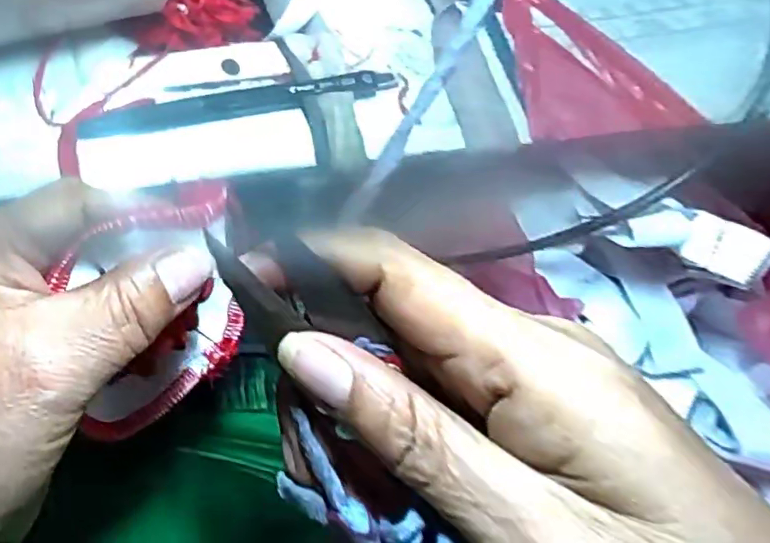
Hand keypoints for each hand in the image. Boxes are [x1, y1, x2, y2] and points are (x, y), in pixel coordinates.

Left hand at [0, 179, 214, 542]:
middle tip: (216, 277)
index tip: (206, 230)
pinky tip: (168, 344)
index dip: (139, 209)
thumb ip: (126, 305)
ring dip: (146, 296)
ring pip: (95, 278)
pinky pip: (90, 316)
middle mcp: (3, 258)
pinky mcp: (34, 340)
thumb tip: (195, 258)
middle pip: (88, 237)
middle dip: (150, 256)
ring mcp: (17, 301)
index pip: (75, 201)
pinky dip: (130, 327)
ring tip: (205, 312)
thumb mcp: (57, 358)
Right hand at [263, 230, 769, 542]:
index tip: (234, 277)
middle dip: (320, 365)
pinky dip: (386, 426)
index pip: (388, 263)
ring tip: (345, 485)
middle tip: (301, 448)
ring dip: (350, 409)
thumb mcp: (535, 532)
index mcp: (533, 356)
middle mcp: (523, 343)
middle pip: (378, 315)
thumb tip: (296, 347)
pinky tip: (385, 478)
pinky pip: (427, 390)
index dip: (301, 253)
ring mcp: (527, 373)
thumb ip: (414, 434)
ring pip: (392, 357)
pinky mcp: (528, 404)